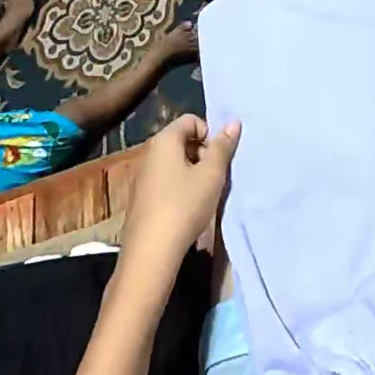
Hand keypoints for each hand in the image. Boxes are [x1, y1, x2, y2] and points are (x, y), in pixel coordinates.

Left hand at [120, 114, 239, 265]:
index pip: (191, 120)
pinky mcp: (141, 200)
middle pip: (183, 140)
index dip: (210, 133)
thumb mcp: (212, 173)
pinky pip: (167, 181)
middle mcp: (149, 155)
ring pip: (176, 163)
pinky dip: (182, 187)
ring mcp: (142, 179)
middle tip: (216, 173)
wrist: (151, 253)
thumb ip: (223, 146)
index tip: (218, 156)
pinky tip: (190, 207)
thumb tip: (233, 122)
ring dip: (195, 171)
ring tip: (206, 191)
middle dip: (204, 152)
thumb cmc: (184, 205)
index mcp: (163, 142)